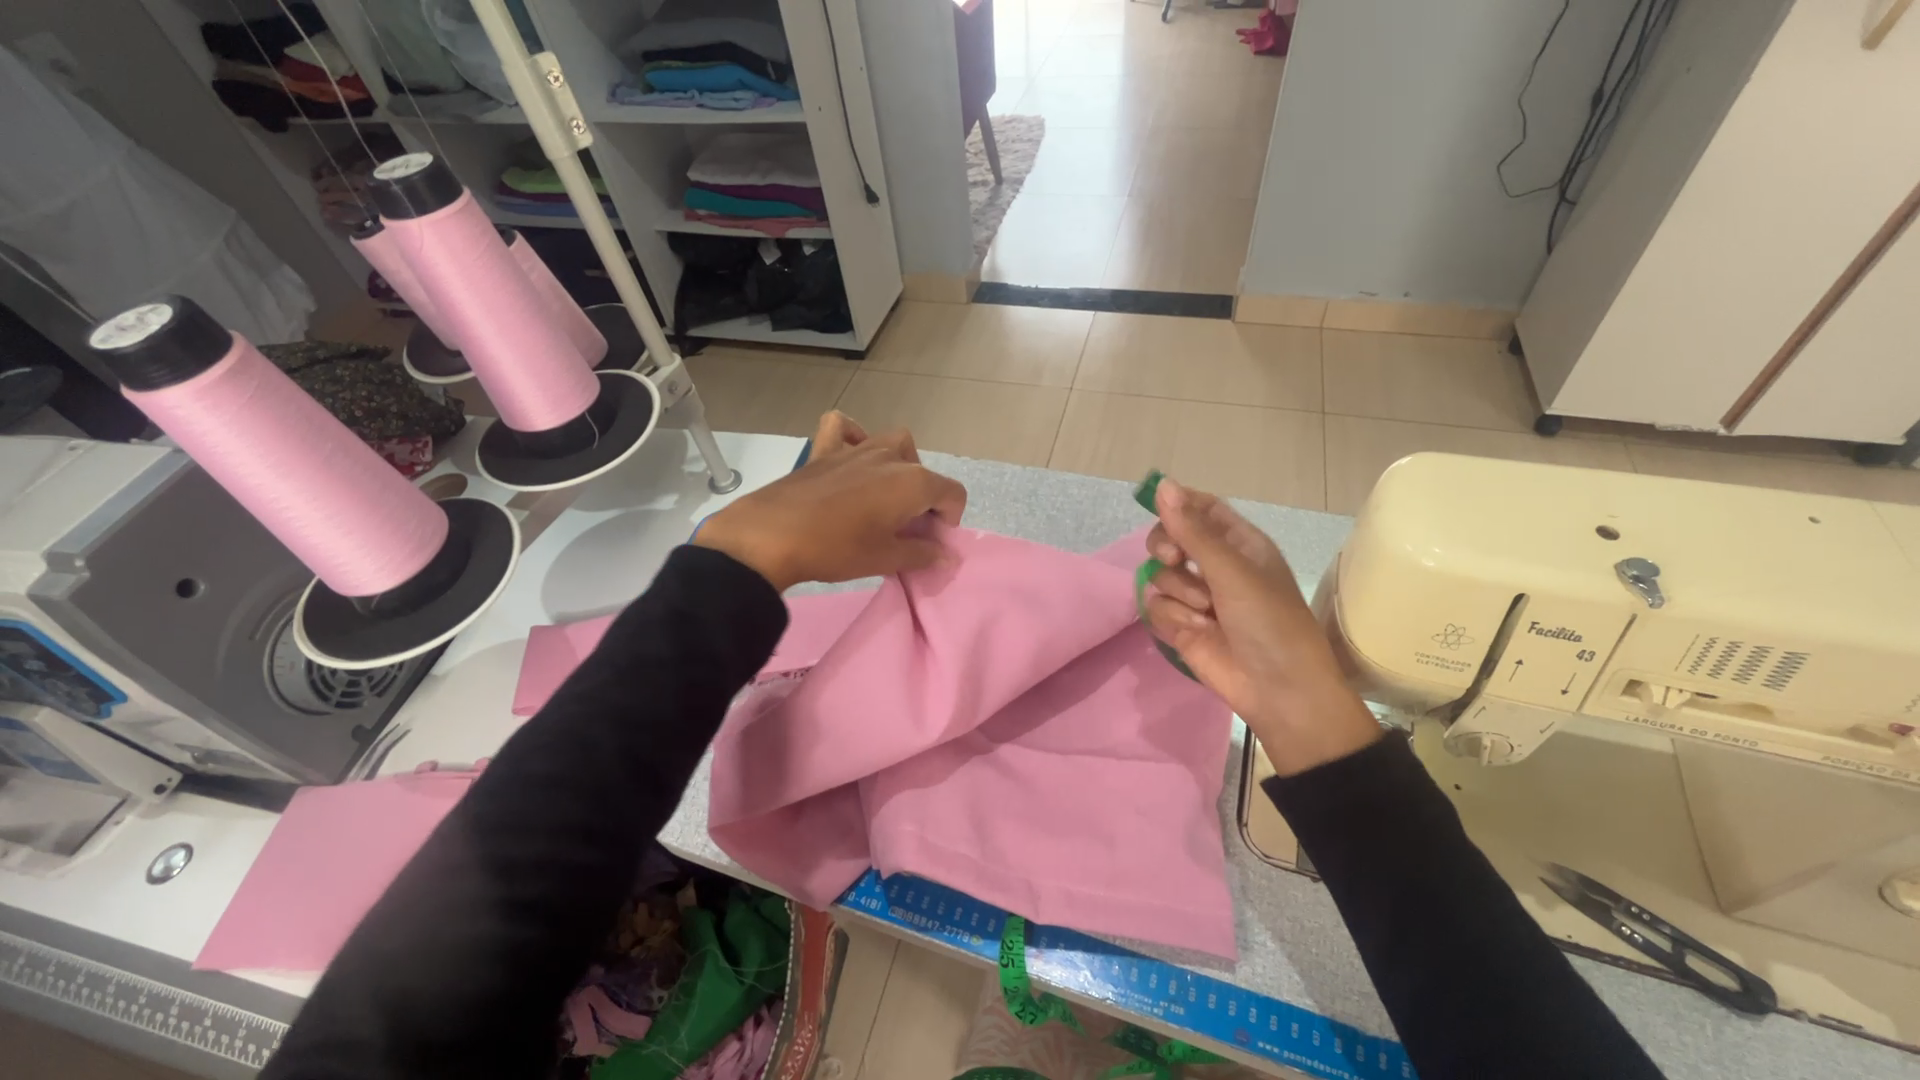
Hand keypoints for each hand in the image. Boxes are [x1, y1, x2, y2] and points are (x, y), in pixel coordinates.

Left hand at [694, 415, 964, 590]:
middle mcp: (891, 456)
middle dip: (925, 497)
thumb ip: (923, 555)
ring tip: (886, 494)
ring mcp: (857, 448)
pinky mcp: (825, 450)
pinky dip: (852, 433)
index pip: (953, 493)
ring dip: (900, 465)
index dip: (949, 519)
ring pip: (894, 442)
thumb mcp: (885, 559)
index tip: (930, 543)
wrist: (771, 537)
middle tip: (906, 529)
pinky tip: (851, 453)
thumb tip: (948, 556)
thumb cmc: (836, 549)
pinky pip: (843, 427)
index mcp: (913, 481)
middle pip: (924, 471)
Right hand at [1142, 477, 1379, 775]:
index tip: (1162, 511)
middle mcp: (1215, 566)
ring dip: (1180, 592)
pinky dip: (1173, 619)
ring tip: (1206, 612)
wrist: (1278, 689)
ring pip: (1160, 575)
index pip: (1200, 508)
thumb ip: (1192, 530)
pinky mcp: (1181, 626)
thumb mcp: (1233, 570)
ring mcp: (1196, 597)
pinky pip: (1157, 607)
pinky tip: (1196, 632)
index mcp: (1239, 543)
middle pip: (1170, 537)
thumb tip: (1162, 485)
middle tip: (1175, 559)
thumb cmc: (1269, 621)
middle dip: (1167, 548)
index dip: (1179, 505)